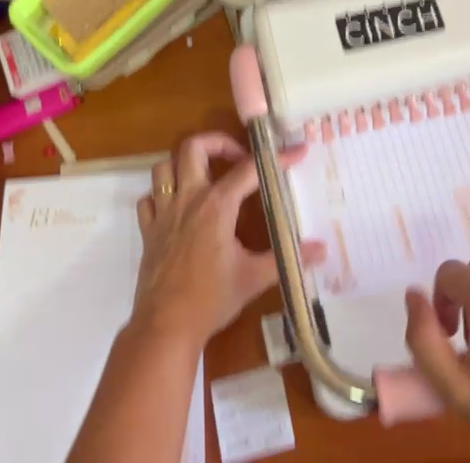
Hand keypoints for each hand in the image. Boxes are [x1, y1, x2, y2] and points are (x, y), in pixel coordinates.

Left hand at [131, 133, 322, 346]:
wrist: (166, 326)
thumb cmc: (211, 299)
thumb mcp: (254, 278)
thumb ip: (286, 258)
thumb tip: (321, 249)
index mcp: (216, 206)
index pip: (249, 170)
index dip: (275, 159)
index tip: (295, 152)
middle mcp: (187, 199)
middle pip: (193, 148)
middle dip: (217, 142)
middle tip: (237, 158)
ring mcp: (163, 213)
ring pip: (164, 167)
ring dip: (184, 164)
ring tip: (206, 176)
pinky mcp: (148, 231)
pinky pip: (149, 199)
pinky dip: (161, 196)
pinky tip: (177, 207)